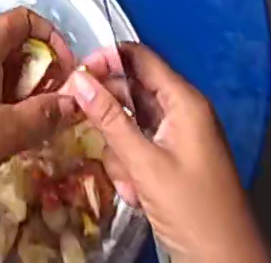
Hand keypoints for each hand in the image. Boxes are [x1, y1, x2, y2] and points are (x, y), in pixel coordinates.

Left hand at [0, 8, 78, 212]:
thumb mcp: (7, 131)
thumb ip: (45, 113)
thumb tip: (75, 101)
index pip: (26, 18)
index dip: (53, 38)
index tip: (67, 72)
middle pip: (14, 38)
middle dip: (41, 65)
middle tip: (54, 100)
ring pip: (0, 60)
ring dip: (23, 82)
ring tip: (34, 118)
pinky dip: (4, 92)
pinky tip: (7, 126)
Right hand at [62, 43, 269, 262]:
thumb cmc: (194, 213)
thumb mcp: (146, 165)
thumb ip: (110, 120)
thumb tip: (79, 79)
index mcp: (183, 100)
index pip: (139, 57)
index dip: (106, 58)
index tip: (76, 74)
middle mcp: (182, 109)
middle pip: (133, 89)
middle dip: (109, 112)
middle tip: (79, 123)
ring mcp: (179, 135)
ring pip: (133, 121)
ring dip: (120, 148)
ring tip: (126, 182)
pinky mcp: (174, 159)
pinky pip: (142, 145)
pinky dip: (131, 165)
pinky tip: (133, 193)